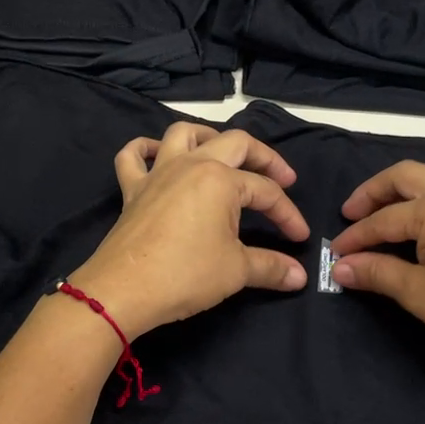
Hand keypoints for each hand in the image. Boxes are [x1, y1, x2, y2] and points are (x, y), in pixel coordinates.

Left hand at [71, 123, 310, 336]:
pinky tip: (157, 155)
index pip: (266, 192)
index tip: (299, 237)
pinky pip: (133, 156)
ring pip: (184, 134)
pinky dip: (145, 149)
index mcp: (221, 179)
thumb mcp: (236, 271)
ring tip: (225, 154)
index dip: (287, 214)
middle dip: (264, 158)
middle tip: (281, 179)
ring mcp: (158, 173)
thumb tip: (300, 276)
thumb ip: (271, 267)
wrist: (124, 290)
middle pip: (235, 144)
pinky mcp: (132, 189)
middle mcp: (191, 164)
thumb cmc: (185, 274)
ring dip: (208, 136)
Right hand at [328, 161, 424, 369]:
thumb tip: (341, 268)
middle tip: (352, 213)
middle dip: (373, 192)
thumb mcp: (419, 293)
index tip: (336, 252)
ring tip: (387, 212)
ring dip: (405, 189)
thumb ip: (377, 273)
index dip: (356, 237)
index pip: (383, 219)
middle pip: (405, 176)